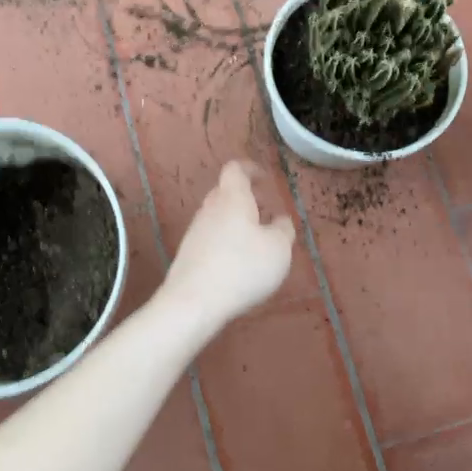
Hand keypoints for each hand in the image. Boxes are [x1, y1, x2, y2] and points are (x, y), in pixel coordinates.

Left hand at [158, 162, 295, 331]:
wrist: (194, 301)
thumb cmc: (242, 268)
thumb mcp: (278, 249)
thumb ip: (283, 230)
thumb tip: (280, 220)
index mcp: (232, 198)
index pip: (236, 170)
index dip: (250, 169)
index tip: (264, 178)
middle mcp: (209, 209)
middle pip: (224, 192)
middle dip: (244, 198)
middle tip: (264, 210)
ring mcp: (195, 232)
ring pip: (217, 217)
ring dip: (235, 222)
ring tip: (254, 241)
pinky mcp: (188, 254)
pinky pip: (210, 238)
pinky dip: (225, 242)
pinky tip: (237, 263)